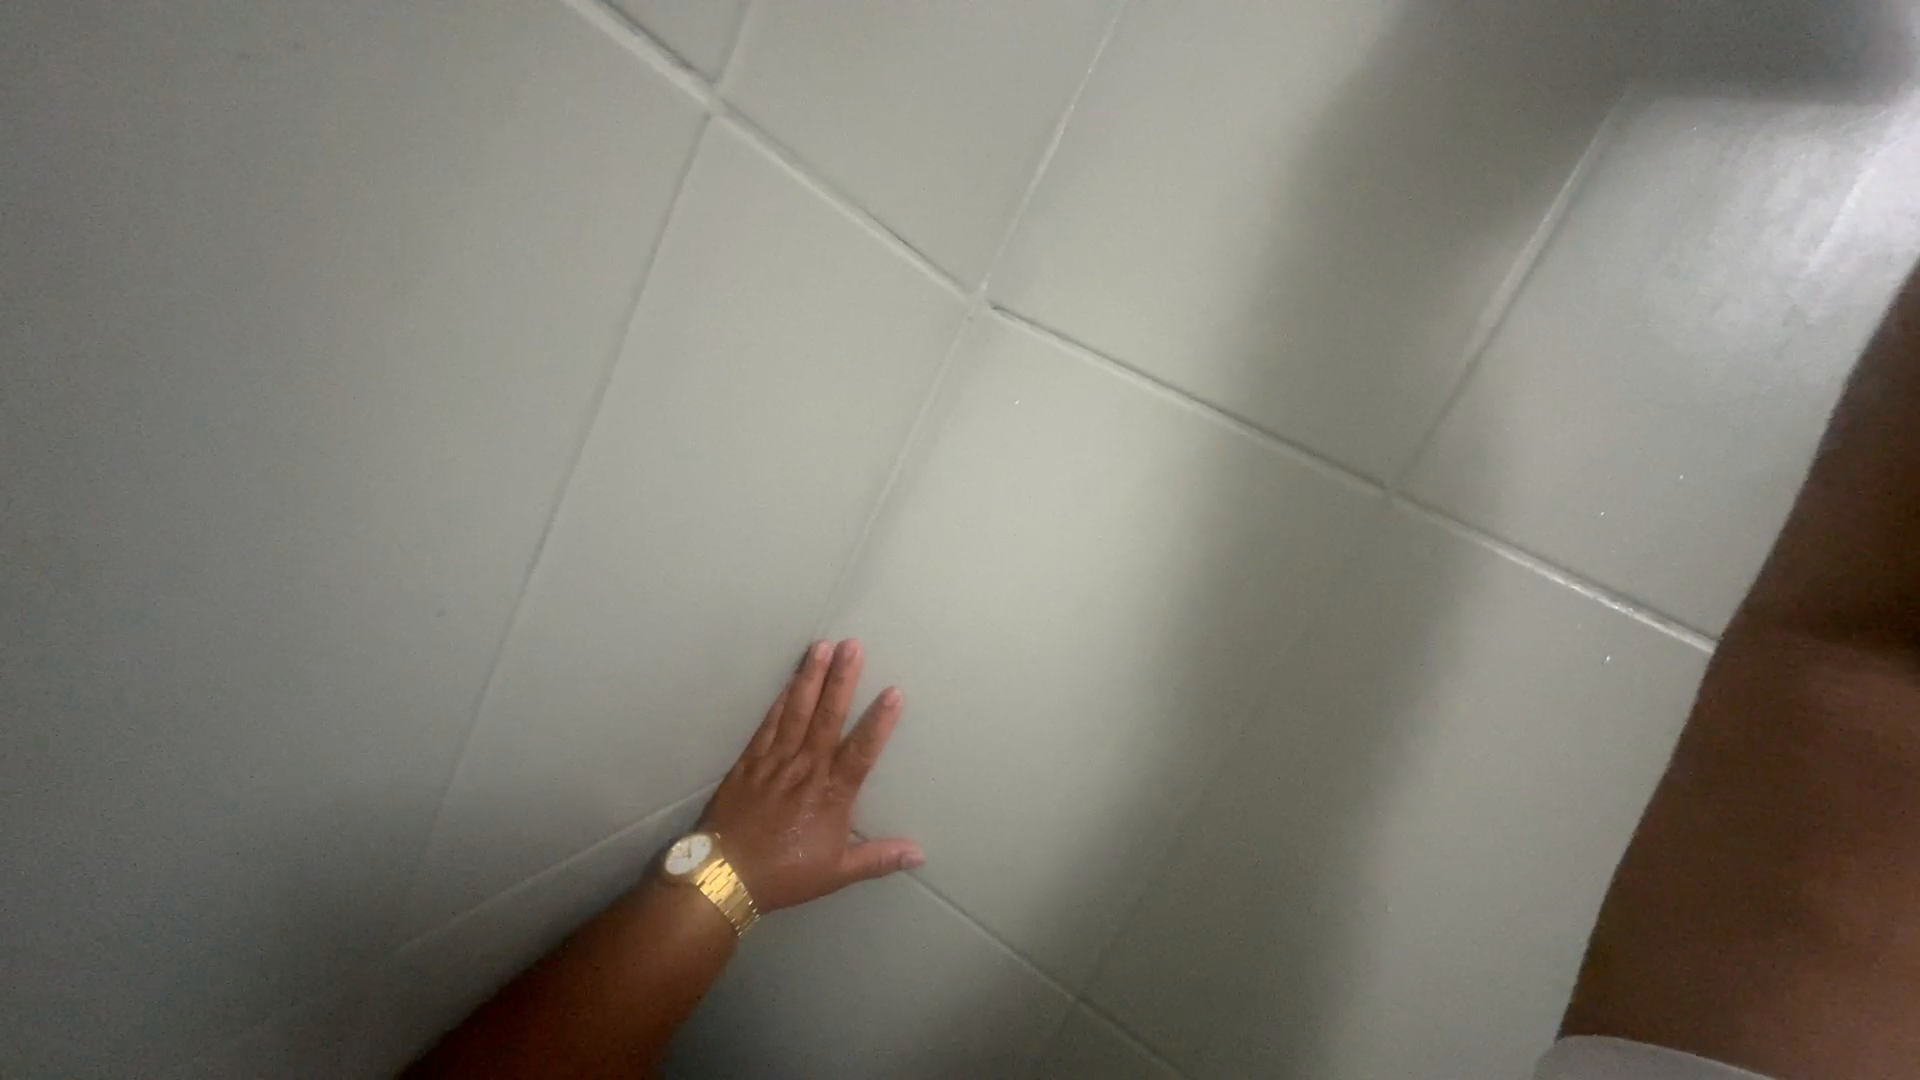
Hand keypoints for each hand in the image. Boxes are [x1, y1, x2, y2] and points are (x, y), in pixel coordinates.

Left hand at [696, 639, 922, 912]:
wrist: (724, 877)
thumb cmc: (785, 874)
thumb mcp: (836, 872)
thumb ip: (879, 858)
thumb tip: (920, 853)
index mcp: (831, 795)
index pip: (861, 752)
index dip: (878, 723)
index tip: (893, 692)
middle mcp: (806, 770)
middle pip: (828, 718)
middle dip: (842, 680)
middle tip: (852, 646)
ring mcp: (776, 761)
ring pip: (798, 713)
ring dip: (811, 678)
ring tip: (822, 646)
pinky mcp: (750, 761)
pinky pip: (769, 724)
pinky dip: (781, 700)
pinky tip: (792, 679)